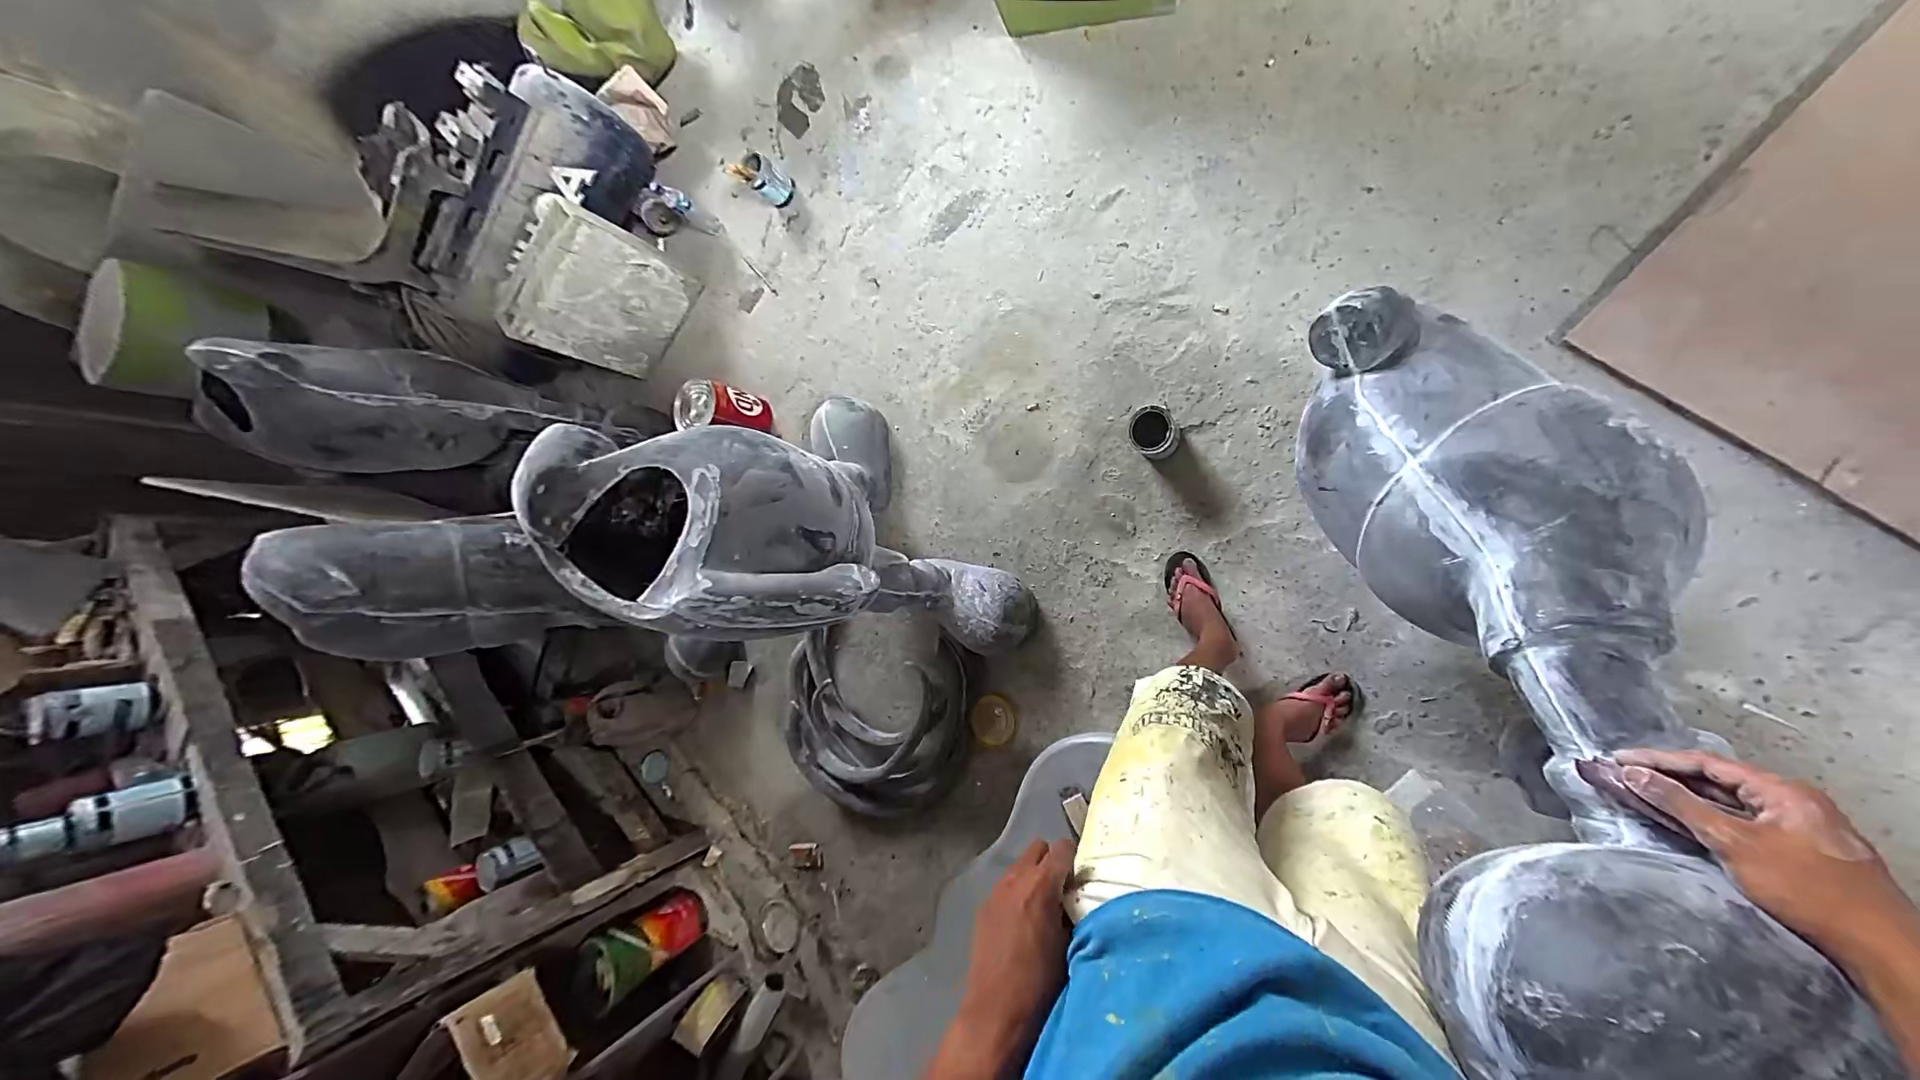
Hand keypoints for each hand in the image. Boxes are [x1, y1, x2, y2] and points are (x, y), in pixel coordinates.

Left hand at [959, 838, 1076, 1035]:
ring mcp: (996, 890)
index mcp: (1041, 884)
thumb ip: (1073, 911)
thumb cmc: (1041, 981)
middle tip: (1063, 889)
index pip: (1062, 848)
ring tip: (1043, 907)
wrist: (997, 1009)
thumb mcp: (1069, 944)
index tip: (1081, 878)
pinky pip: (1007, 885)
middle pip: (1038, 848)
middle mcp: (1016, 878)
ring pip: (1020, 865)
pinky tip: (1023, 920)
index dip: (1074, 859)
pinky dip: (1018, 892)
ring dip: (1033, 876)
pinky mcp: (984, 906)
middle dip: (1052, 862)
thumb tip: (1075, 896)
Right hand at [1614, 749, 1919, 957]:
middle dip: (1665, 777)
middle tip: (1620, 773)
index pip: (1706, 764)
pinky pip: (1735, 823)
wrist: (1878, 948)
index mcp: (1783, 792)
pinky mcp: (1791, 851)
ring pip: (1723, 804)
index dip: (1656, 759)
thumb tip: (1633, 774)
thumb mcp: (1734, 841)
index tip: (1617, 759)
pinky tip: (1676, 819)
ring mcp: (1794, 828)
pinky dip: (1701, 818)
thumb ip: (1680, 803)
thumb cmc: (1807, 888)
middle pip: (1715, 782)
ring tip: (1636, 791)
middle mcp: (1790, 803)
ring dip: (1679, 798)